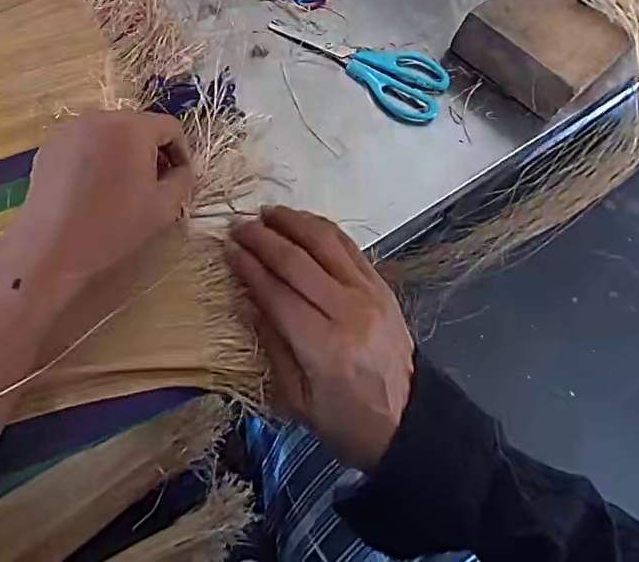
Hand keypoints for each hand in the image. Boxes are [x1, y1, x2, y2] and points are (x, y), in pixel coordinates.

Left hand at [0, 111, 194, 437]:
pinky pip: (86, 143)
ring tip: (124, 188)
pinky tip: (93, 189)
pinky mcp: (51, 144)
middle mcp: (100, 117)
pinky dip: (97, 157)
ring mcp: (71, 128)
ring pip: (111, 133)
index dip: (183, 152)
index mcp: (131, 127)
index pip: (170, 127)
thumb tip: (185, 170)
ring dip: (124, 153)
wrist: (51, 244)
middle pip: (139, 126)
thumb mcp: (162, 208)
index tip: (180, 179)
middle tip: (155, 185)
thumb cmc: (112, 226)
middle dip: (152, 152)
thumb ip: (184, 181)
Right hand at [229, 205, 414, 468]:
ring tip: (265, 213)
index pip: (276, 292)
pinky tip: (299, 221)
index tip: (228, 250)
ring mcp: (368, 294)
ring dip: (290, 222)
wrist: (411, 424)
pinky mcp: (380, 285)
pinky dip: (320, 226)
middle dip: (261, 239)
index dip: (247, 267)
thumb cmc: (347, 420)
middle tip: (237, 227)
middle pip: (295, 261)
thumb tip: (246, 300)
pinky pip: (347, 244)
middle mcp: (348, 313)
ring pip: (323, 242)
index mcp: (324, 347)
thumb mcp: (298, 400)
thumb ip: (271, 345)